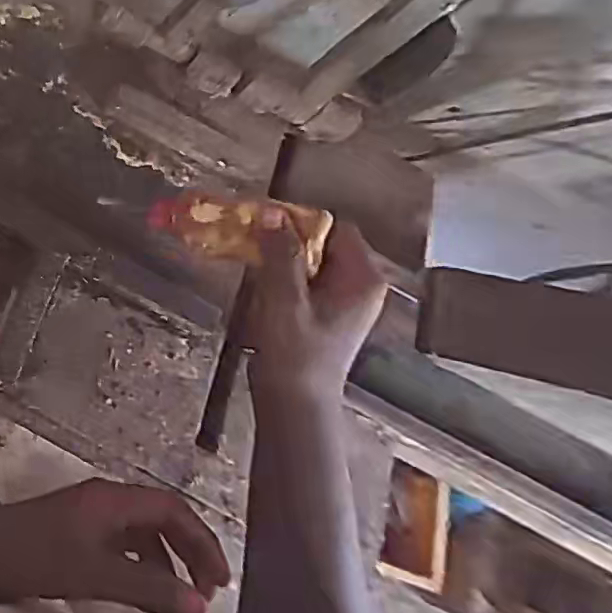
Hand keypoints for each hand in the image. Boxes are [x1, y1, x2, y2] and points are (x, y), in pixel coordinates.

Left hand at [0, 479, 230, 612]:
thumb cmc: (30, 556)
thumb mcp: (94, 575)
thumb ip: (148, 589)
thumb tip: (202, 607)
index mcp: (109, 499)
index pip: (171, 508)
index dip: (202, 541)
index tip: (221, 583)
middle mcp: (99, 498)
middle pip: (158, 515)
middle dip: (187, 548)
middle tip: (206, 593)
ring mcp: (81, 512)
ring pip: (137, 529)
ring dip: (162, 558)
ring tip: (176, 596)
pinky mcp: (66, 529)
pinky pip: (116, 540)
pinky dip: (136, 562)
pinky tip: (136, 587)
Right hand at [246, 218, 387, 395]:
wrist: (293, 398)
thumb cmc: (293, 349)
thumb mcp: (283, 298)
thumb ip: (280, 254)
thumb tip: (271, 214)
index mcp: (362, 278)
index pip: (336, 228)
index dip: (300, 220)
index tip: (263, 220)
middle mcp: (360, 285)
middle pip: (324, 244)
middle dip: (286, 237)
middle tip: (249, 235)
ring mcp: (343, 301)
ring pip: (311, 262)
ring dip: (280, 256)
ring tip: (248, 255)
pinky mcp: (324, 313)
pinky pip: (305, 280)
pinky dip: (282, 274)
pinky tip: (258, 280)